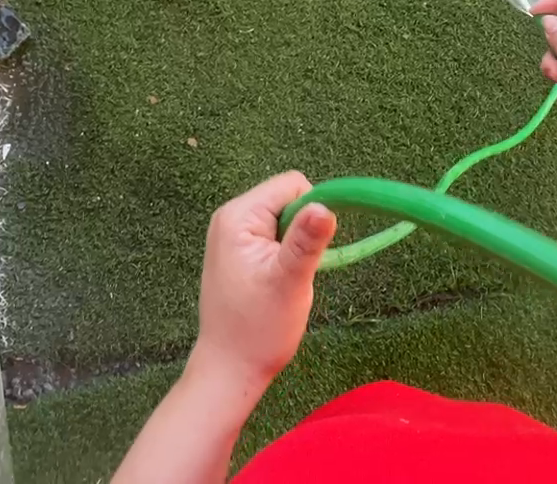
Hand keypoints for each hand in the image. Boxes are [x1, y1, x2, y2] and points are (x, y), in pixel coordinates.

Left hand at [191, 171, 337, 388]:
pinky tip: (277, 281)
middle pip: (287, 198)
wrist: (229, 371)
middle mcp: (231, 215)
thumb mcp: (290, 282)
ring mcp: (232, 232)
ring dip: (295, 244)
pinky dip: (285, 253)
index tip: (309, 251)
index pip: (292, 185)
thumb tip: (327, 205)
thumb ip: (307, 241)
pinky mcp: (238, 248)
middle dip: (302, 230)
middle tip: (293, 271)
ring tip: (284, 279)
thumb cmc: (259, 329)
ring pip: (284, 217)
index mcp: (238, 215)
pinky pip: (275, 233)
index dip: (311, 212)